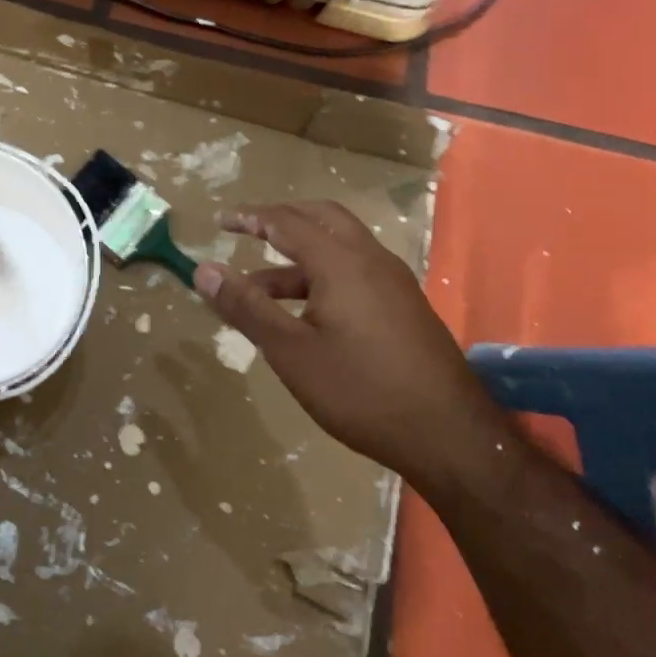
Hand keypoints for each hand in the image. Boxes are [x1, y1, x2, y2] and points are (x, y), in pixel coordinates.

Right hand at [193, 201, 514, 491]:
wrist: (452, 438)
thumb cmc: (362, 391)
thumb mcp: (290, 351)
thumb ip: (246, 306)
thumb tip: (203, 269)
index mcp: (341, 263)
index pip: (287, 222)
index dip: (250, 217)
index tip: (220, 221)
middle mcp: (371, 261)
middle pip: (322, 218)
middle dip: (281, 219)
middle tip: (246, 229)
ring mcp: (394, 285)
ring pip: (340, 247)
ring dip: (297, 254)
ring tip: (259, 287)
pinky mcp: (405, 309)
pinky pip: (355, 271)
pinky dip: (320, 274)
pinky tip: (303, 312)